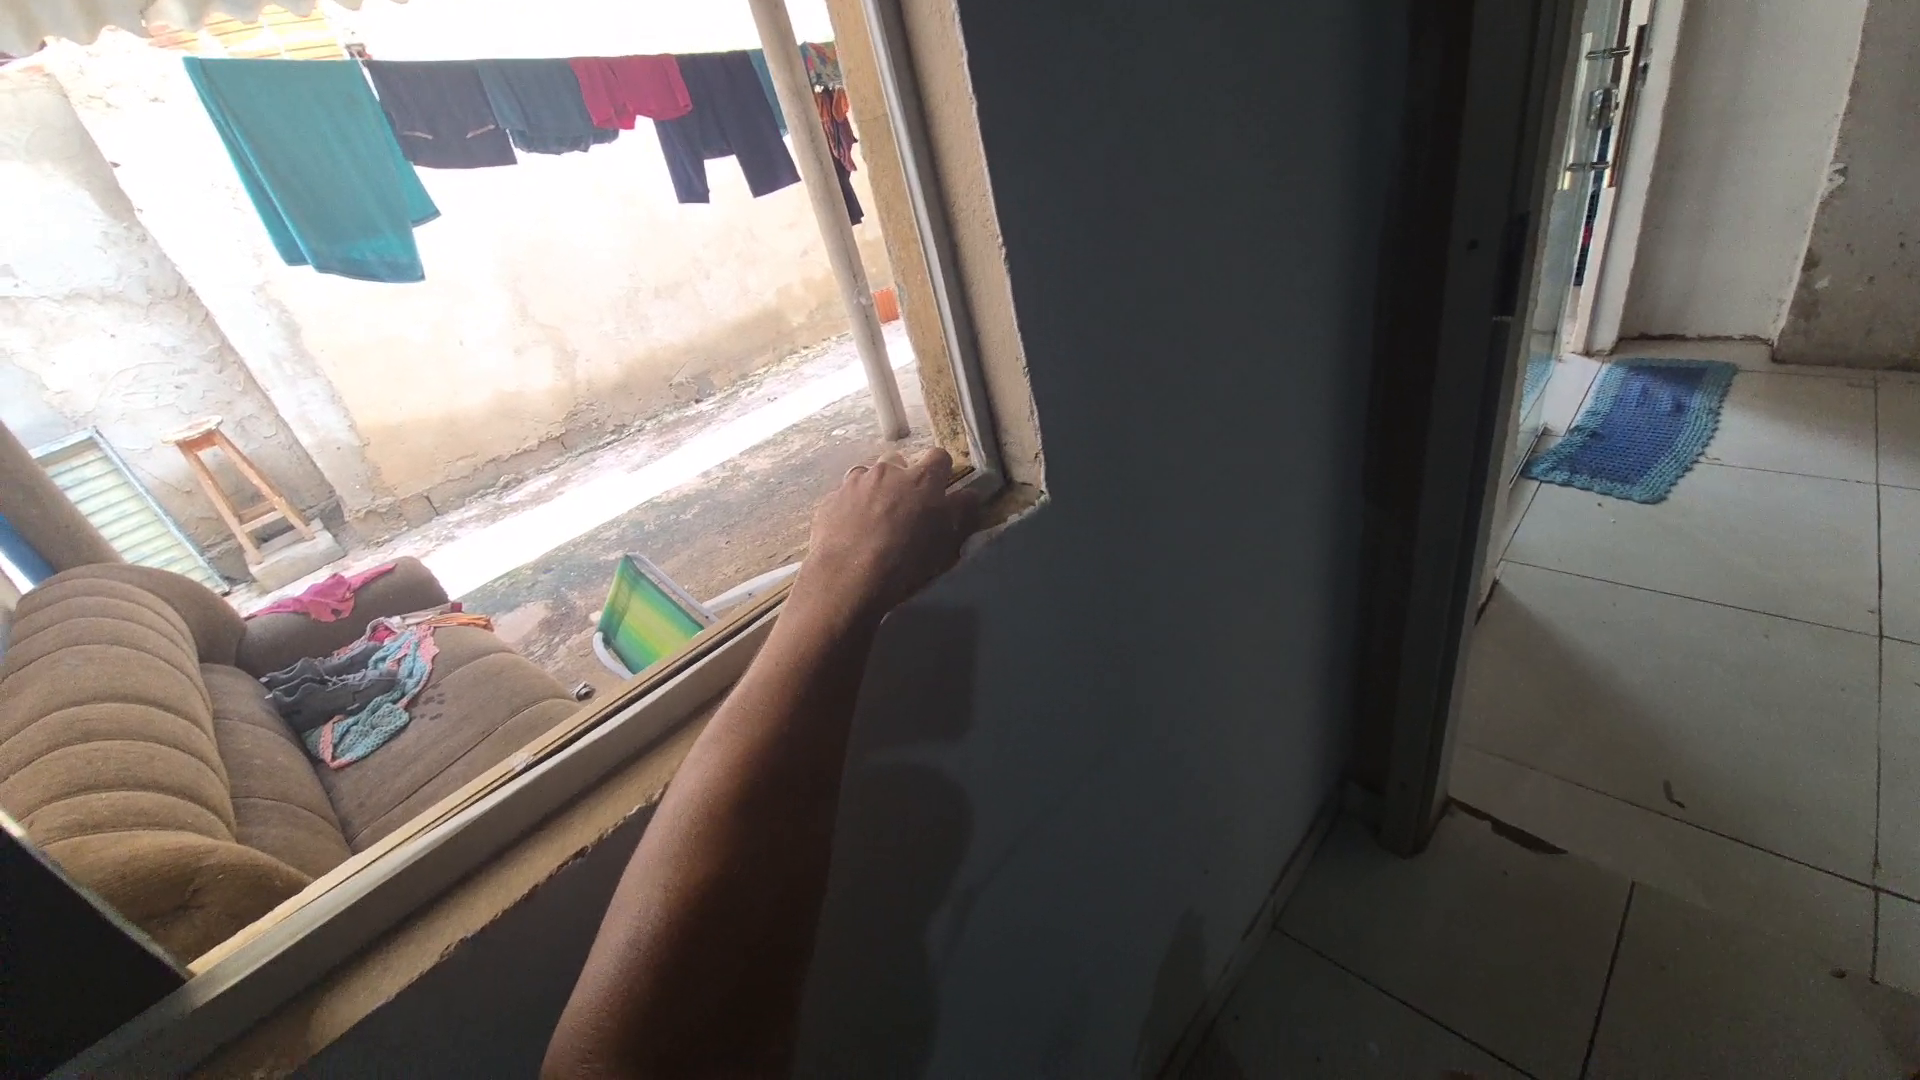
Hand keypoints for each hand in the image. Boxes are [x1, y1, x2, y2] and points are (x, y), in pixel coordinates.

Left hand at [791, 448, 978, 626]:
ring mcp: (854, 483)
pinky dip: (851, 506)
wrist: (848, 577)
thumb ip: (961, 511)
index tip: (939, 489)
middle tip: (905, 507)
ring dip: (875, 490)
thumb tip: (970, 494)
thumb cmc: (906, 561)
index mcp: (921, 479)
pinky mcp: (830, 499)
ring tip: (875, 519)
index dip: (940, 472)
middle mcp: (887, 471)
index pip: (939, 457)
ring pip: (869, 476)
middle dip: (903, 478)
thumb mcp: (945, 541)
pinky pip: (845, 495)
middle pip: (899, 462)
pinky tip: (851, 531)